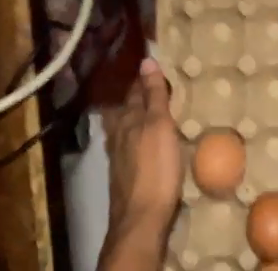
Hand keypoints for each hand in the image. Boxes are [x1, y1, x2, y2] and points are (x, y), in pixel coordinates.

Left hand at [103, 58, 182, 235]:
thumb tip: (146, 58)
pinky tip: (140, 145)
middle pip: (126, 109)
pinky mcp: (122, 175)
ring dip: (133, 118)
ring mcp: (117, 156)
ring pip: (123, 128)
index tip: (154, 66)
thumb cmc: (156, 167)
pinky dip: (134, 139)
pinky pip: (126, 147)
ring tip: (145, 113)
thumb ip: (154, 95)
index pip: (135, 90)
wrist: (141, 219)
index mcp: (128, 118)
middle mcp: (118, 133)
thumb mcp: (160, 125)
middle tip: (152, 87)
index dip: (144, 78)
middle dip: (136, 98)